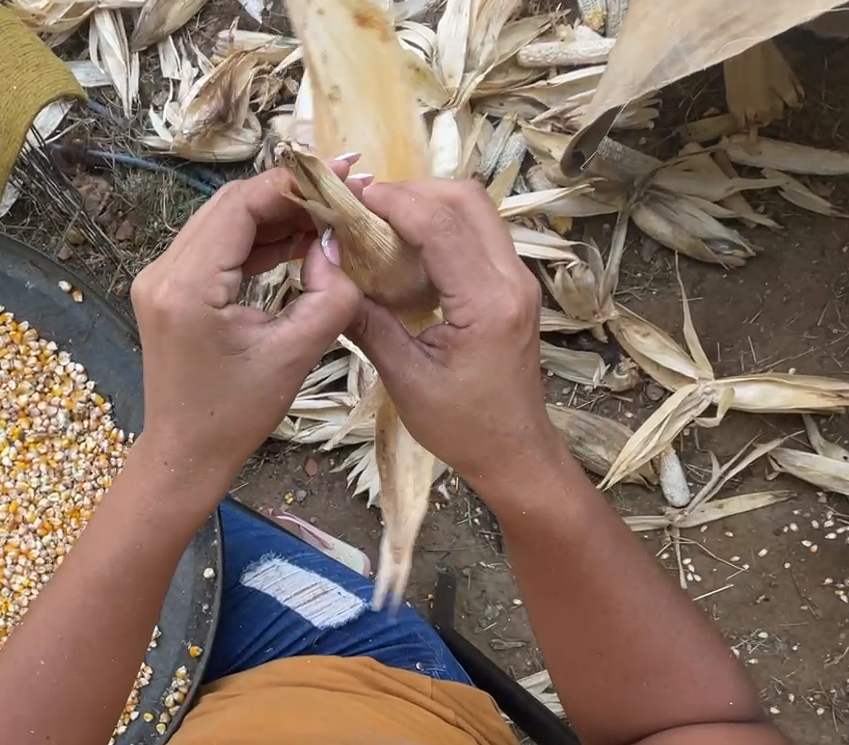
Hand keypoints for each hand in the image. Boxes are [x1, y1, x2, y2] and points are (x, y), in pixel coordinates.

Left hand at [129, 168, 362, 506]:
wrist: (186, 452)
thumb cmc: (236, 415)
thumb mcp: (294, 355)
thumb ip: (329, 293)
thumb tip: (338, 241)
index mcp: (187, 286)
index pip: (242, 205)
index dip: (296, 184)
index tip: (344, 176)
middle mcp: (162, 273)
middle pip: (229, 206)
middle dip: (287, 196)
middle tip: (341, 195)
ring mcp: (158, 281)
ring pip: (220, 224)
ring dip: (271, 219)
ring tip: (325, 221)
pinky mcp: (165, 292)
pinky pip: (212, 249)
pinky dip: (252, 244)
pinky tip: (292, 245)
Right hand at [346, 179, 569, 505]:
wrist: (512, 450)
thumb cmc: (460, 426)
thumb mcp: (405, 379)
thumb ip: (369, 325)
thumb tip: (331, 280)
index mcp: (486, 303)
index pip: (441, 226)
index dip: (395, 203)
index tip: (354, 198)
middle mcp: (511, 279)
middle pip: (467, 200)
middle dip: (413, 190)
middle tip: (364, 205)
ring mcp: (517, 280)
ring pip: (476, 211)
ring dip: (428, 204)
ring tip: (380, 220)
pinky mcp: (511, 287)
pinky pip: (478, 235)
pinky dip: (441, 226)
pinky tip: (406, 247)